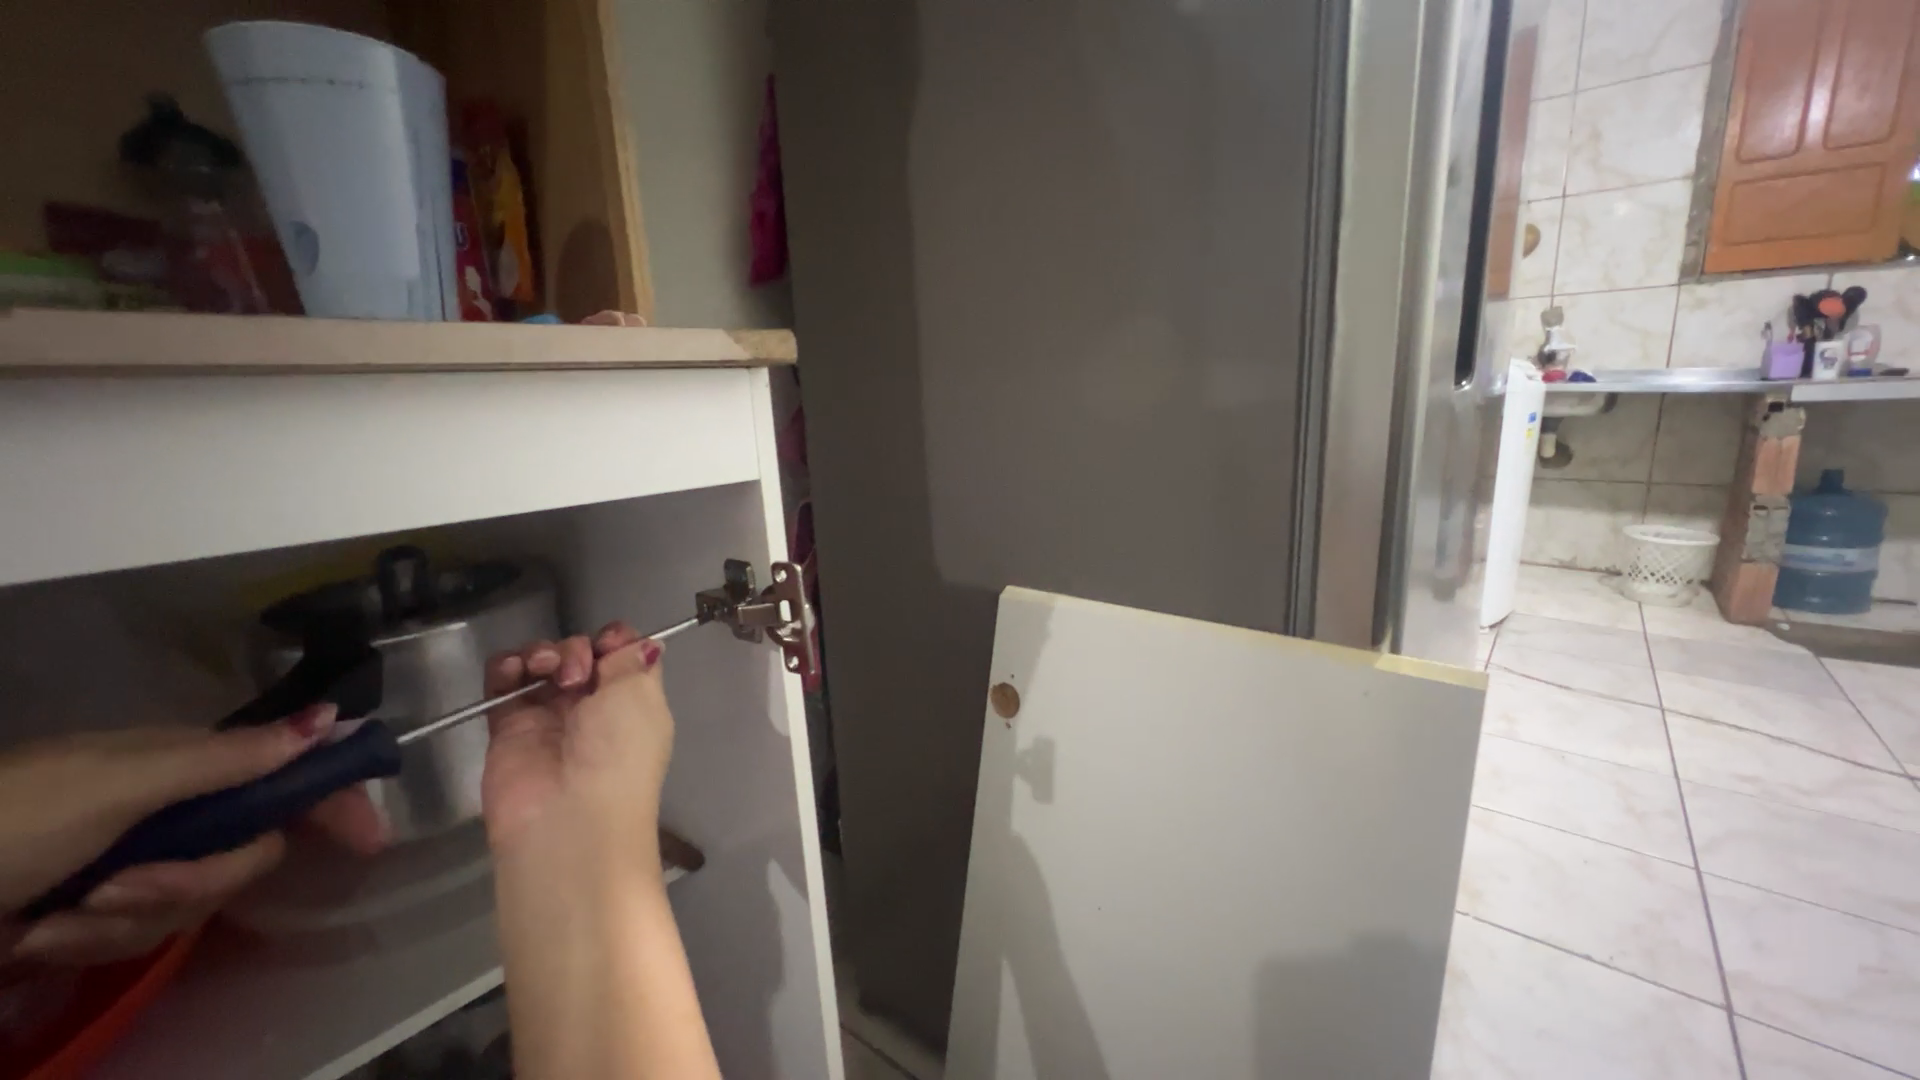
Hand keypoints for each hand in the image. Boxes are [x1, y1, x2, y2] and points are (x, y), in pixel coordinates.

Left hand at [0, 705, 383, 964]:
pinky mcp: (103, 913)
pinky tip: (39, 937)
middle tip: (130, 888)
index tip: (369, 838)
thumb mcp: (123, 783)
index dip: (333, 798)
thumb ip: (234, 757)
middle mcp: (176, 811)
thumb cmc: (9, 819)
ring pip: (198, 900)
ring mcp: (139, 862)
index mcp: (187, 766)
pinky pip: (144, 934)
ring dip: (130, 917)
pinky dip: (93, 941)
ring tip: (61, 916)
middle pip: (249, 851)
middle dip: (194, 880)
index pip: (289, 774)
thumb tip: (333, 715)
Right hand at [481, 623, 673, 859]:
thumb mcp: (641, 696)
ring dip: (541, 653)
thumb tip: (643, 643)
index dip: (614, 640)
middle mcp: (595, 707)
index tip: (607, 644)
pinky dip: (505, 667)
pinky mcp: (509, 727)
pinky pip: (503, 683)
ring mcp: (550, 716)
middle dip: (576, 648)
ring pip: (542, 662)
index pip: (623, 653)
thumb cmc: (619, 752)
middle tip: (575, 675)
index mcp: (634, 701)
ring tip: (543, 672)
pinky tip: (511, 671)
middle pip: (581, 652)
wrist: (567, 818)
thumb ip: (633, 661)